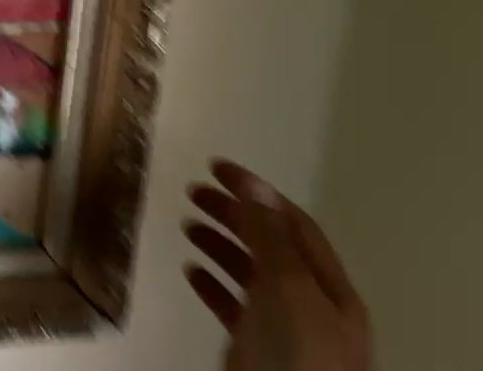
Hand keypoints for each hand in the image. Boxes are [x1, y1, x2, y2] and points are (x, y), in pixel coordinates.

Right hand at [184, 159, 370, 370]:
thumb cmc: (297, 349)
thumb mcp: (287, 288)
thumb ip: (269, 237)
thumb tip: (252, 183)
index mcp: (327, 287)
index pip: (294, 225)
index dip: (257, 193)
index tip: (214, 165)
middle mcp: (310, 302)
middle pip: (271, 245)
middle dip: (234, 213)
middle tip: (192, 189)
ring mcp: (284, 324)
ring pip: (250, 271)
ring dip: (219, 242)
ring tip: (186, 223)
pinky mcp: (256, 343)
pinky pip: (232, 302)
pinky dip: (210, 280)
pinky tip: (191, 269)